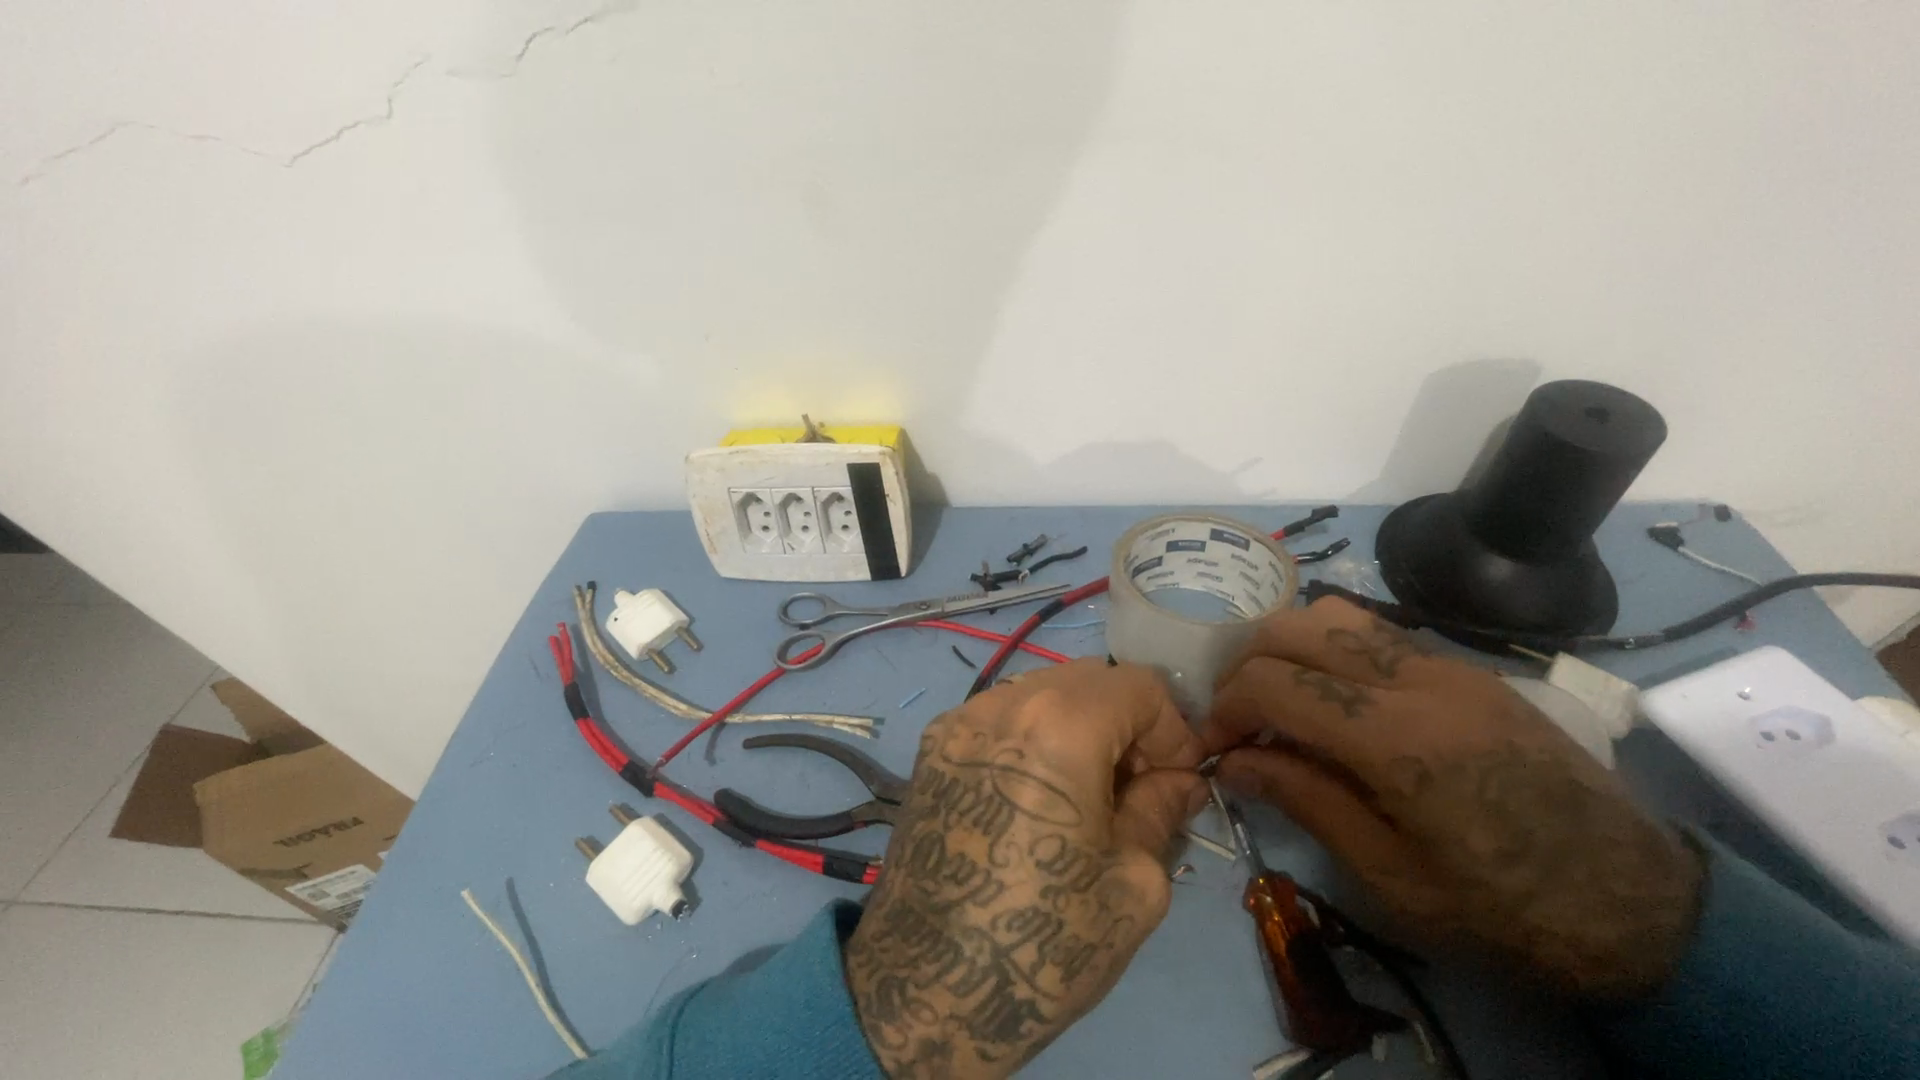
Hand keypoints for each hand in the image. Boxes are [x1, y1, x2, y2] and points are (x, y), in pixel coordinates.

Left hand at [844, 659, 1206, 1077]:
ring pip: (1042, 691)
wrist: (925, 986)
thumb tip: (1180, 779)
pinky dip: (1036, 736)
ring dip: (1082, 724)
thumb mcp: (1132, 883)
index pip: (1138, 685)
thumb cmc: (1044, 942)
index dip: (1174, 728)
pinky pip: (1002, 717)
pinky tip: (1040, 796)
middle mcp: (1002, 705)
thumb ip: (1161, 809)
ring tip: (1088, 794)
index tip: (1178, 781)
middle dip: (1128, 722)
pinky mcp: (932, 749)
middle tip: (1139, 787)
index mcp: (1058, 727)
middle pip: (1088, 678)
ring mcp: (958, 722)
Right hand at [1201, 598, 1705, 999]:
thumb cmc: (1501, 909)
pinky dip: (1333, 651)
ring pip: (1336, 614)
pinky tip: (1335, 703)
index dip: (1224, 710)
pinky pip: (1379, 634)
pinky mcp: (1470, 671)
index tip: (1213, 749)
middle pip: (1294, 627)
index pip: (1272, 683)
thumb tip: (1231, 761)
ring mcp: (1449, 666)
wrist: (1639, 906)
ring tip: (1281, 702)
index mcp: (1394, 737)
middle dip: (1245, 666)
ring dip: (1289, 648)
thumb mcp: (1387, 874)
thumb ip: (1303, 800)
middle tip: (1238, 721)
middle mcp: (1417, 680)